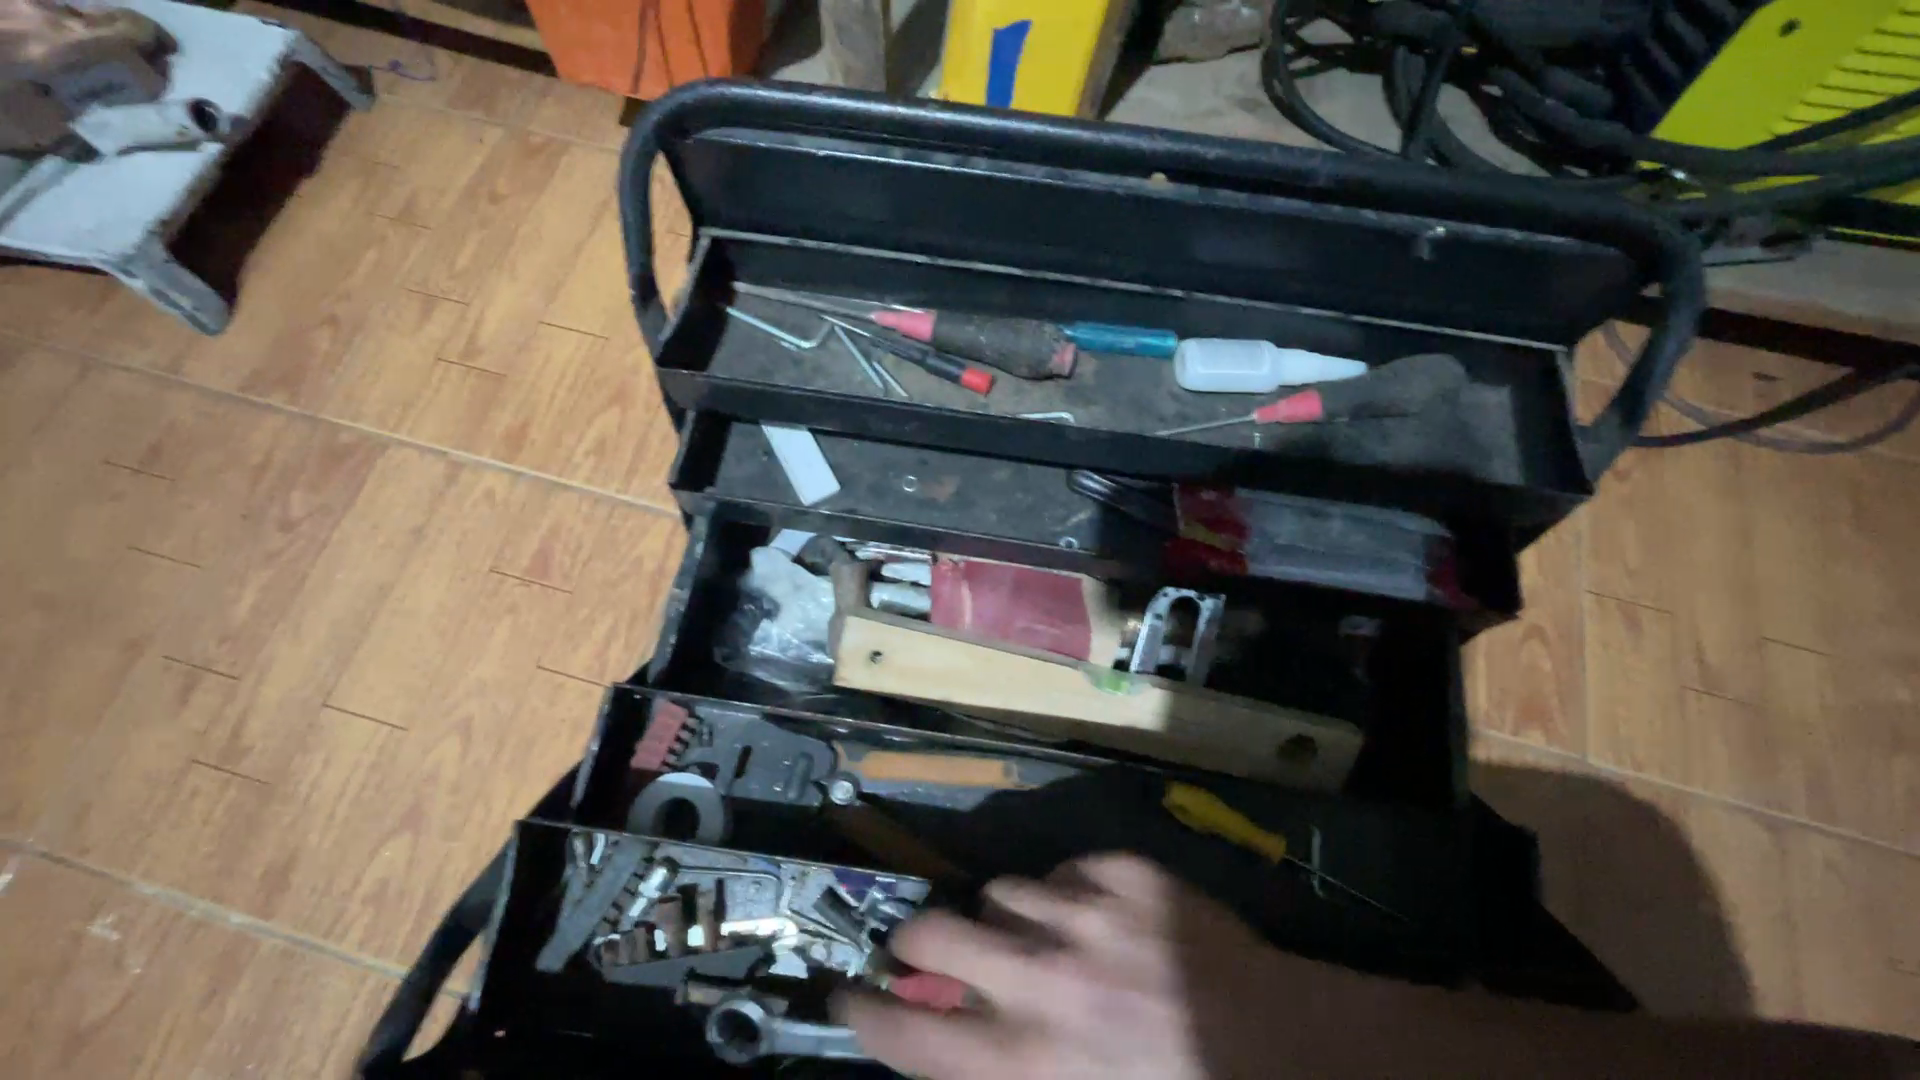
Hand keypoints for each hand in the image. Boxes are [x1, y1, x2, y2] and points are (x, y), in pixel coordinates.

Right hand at [839, 853, 1386, 1079]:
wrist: (1290, 1051)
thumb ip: (1005, 1070)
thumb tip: (955, 1034)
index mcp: (1027, 1063)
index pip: (908, 1034)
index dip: (864, 1014)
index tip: (848, 996)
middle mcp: (1043, 981)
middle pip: (933, 933)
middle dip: (916, 941)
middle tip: (929, 949)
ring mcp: (1085, 916)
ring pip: (1000, 890)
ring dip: (1006, 918)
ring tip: (1039, 936)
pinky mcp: (1125, 873)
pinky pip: (1064, 868)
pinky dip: (1068, 891)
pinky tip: (1098, 916)